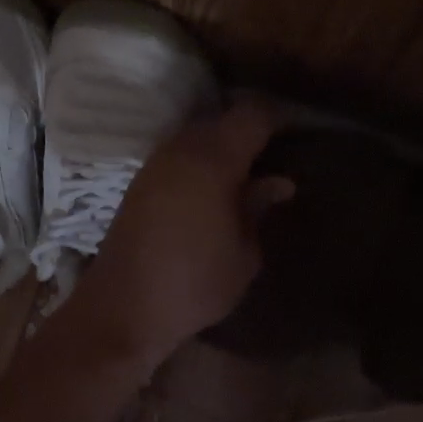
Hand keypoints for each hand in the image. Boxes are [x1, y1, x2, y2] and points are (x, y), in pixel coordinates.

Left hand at [65, 100, 291, 366]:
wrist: (124, 308)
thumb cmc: (195, 283)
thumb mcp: (244, 253)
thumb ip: (259, 209)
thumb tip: (278, 182)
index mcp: (213, 159)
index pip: (252, 113)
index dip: (278, 117)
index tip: (298, 135)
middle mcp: (181, 149)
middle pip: (221, 120)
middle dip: (249, 133)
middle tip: (275, 158)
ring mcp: (155, 164)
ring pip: (196, 136)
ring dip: (221, 149)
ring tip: (247, 176)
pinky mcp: (139, 183)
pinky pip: (178, 157)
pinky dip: (199, 164)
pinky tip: (213, 191)